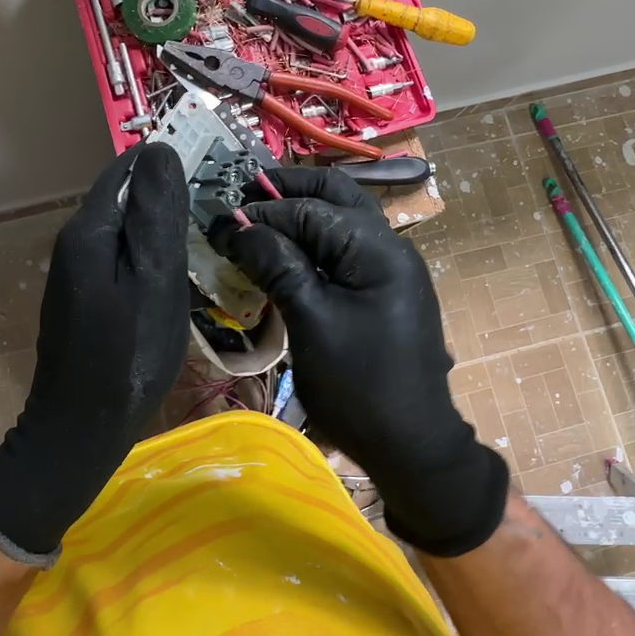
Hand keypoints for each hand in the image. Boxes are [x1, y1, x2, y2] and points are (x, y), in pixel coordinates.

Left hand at [0, 142, 190, 564]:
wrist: (79, 429)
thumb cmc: (127, 353)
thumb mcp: (153, 278)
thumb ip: (155, 214)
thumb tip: (160, 149)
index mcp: (89, 229)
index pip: (127, 169)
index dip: (167, 163)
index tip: (213, 169)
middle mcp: (75, 242)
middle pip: (124, 199)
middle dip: (166, 196)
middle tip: (217, 206)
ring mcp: (76, 273)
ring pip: (123, 230)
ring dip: (159, 228)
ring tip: (204, 237)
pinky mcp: (83, 298)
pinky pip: (119, 259)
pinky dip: (147, 256)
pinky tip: (173, 276)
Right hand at [208, 168, 507, 556]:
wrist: (412, 444)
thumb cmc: (358, 384)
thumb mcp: (311, 321)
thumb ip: (278, 265)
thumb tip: (238, 226)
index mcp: (378, 248)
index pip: (312, 209)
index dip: (264, 210)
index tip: (222, 221)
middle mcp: (390, 246)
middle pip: (336, 195)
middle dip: (289, 191)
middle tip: (245, 195)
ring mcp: (390, 267)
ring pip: (341, 218)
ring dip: (301, 212)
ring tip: (258, 218)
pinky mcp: (383, 288)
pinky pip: (345, 247)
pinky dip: (313, 240)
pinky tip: (285, 252)